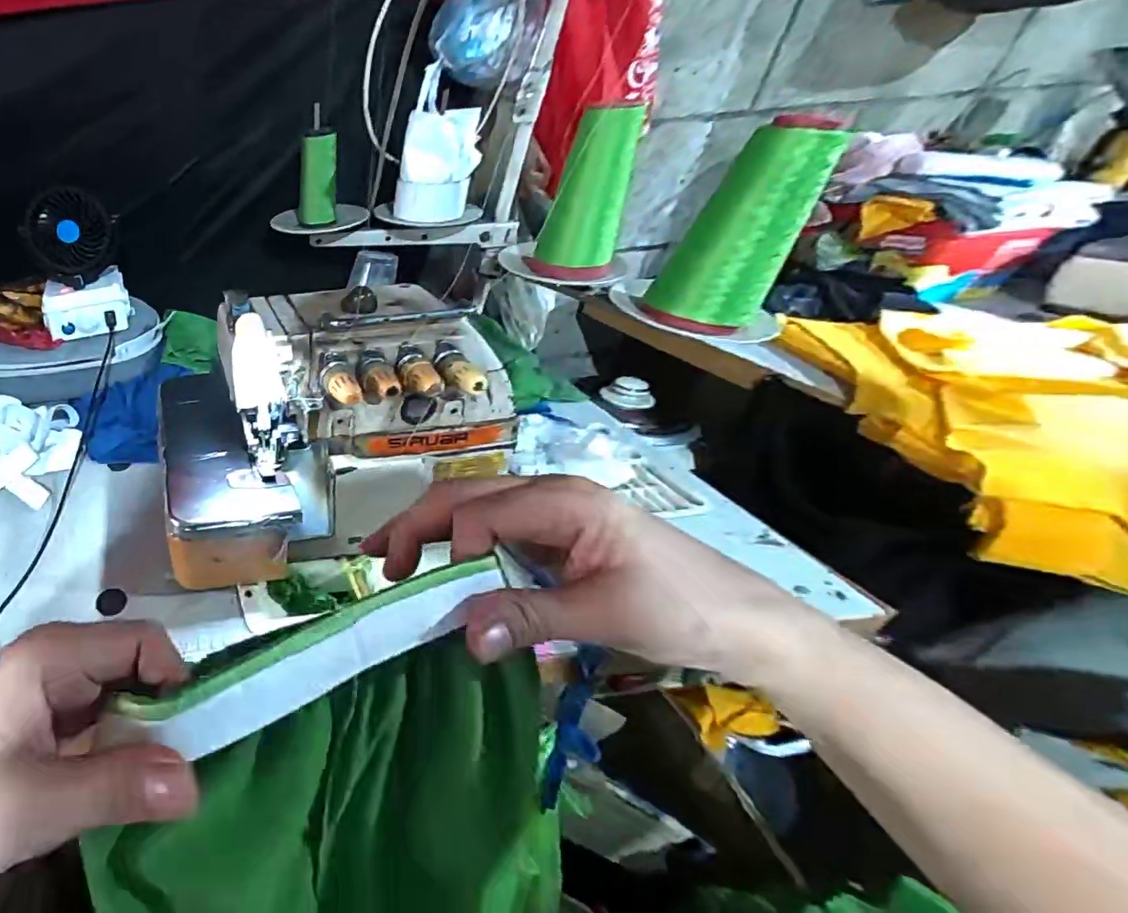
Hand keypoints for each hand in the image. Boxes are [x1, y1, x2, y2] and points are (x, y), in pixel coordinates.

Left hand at [0, 622, 200, 911]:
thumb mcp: (39, 805)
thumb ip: (120, 786)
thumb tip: (196, 782)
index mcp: (51, 654)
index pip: (141, 640)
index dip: (174, 679)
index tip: (192, 735)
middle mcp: (54, 657)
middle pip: (134, 662)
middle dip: (162, 708)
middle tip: (180, 764)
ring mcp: (47, 686)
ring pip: (120, 691)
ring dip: (142, 730)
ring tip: (158, 777)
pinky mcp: (42, 717)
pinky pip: (100, 715)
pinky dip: (119, 742)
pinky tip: (124, 779)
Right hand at [363, 476, 828, 682]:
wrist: (747, 620)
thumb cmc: (685, 608)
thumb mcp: (607, 615)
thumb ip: (532, 617)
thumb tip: (464, 634)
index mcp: (563, 499)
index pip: (482, 511)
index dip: (451, 549)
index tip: (441, 597)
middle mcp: (548, 493)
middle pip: (465, 496)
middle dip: (416, 525)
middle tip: (381, 563)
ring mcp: (550, 512)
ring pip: (473, 509)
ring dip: (430, 532)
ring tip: (393, 561)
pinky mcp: (553, 535)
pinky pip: (493, 532)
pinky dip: (458, 549)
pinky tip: (440, 568)